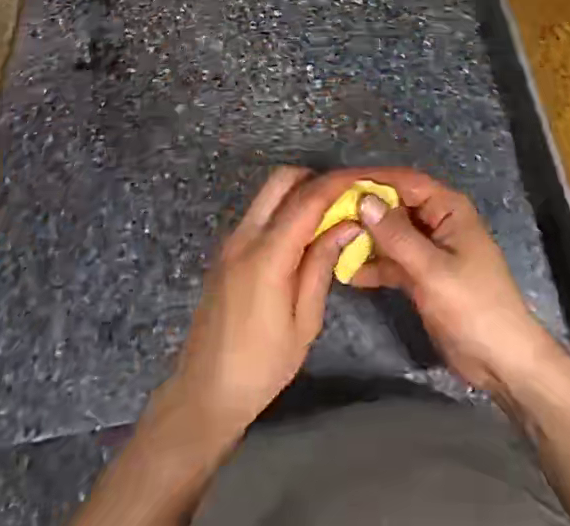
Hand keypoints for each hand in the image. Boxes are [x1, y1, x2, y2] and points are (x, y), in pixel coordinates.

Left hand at [165, 167, 363, 438]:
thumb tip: (348, 224)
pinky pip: (259, 214)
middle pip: (281, 180)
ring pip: (268, 194)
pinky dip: (284, 210)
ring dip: (299, 193)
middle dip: (316, 178)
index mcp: (266, 255)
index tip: (365, 179)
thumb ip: (322, 265)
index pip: (307, 200)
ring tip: (331, 215)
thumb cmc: (262, 366)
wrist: (204, 391)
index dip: (337, 183)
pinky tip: (305, 235)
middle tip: (346, 198)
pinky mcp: (226, 252)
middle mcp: (244, 237)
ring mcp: (231, 241)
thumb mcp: (304, 322)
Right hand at [347, 168, 561, 392]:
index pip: (403, 181)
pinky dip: (373, 265)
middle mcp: (437, 221)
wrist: (502, 361)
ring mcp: (429, 249)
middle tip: (324, 215)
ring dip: (364, 238)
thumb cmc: (473, 307)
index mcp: (447, 208)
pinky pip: (392, 260)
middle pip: (393, 205)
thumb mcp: (432, 270)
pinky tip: (346, 274)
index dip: (369, 179)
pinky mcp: (422, 274)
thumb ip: (396, 235)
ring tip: (330, 243)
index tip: (334, 183)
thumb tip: (363, 200)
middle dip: (362, 210)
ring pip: (389, 233)